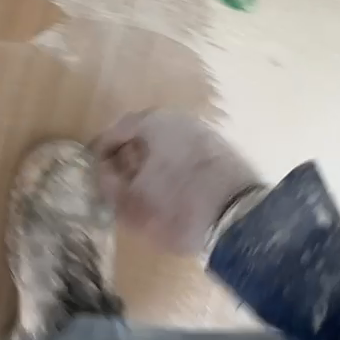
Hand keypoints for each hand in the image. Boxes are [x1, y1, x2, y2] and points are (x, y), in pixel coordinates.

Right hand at [91, 110, 261, 255]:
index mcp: (153, 121)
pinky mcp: (224, 154)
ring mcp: (205, 134)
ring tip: (149, 194)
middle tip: (121, 185)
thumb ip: (110, 186)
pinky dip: (178, 172)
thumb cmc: (178, 206)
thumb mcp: (133, 204)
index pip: (117, 130)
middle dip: (130, 159)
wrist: (242, 220)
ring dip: (155, 167)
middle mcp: (178, 119)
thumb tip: (104, 174)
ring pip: (169, 147)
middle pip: (144, 136)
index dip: (103, 152)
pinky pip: (189, 159)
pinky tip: (177, 196)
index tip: (97, 172)